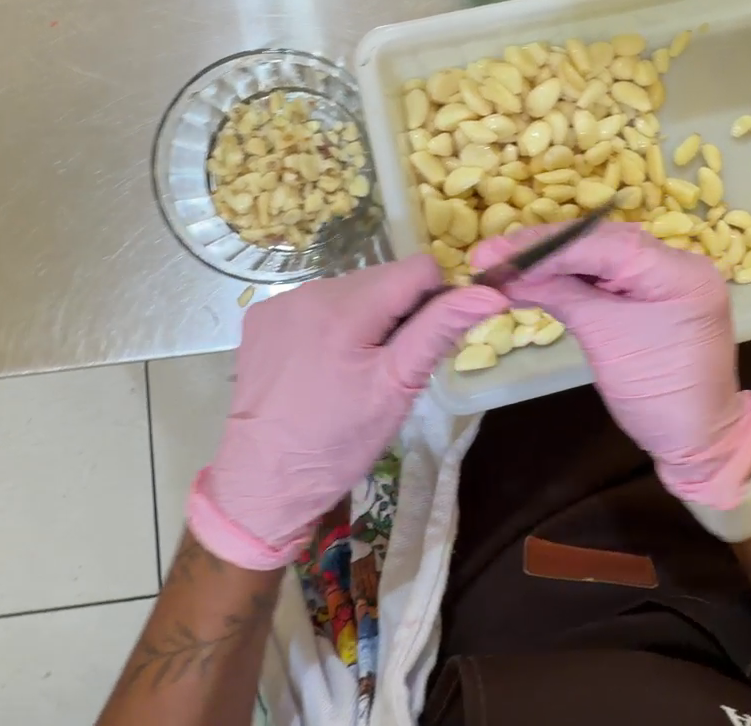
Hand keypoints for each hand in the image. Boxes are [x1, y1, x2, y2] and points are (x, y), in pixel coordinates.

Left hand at [186, 255, 508, 569]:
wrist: (262, 482)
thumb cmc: (339, 442)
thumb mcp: (398, 387)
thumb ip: (440, 330)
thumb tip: (489, 293)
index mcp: (347, 307)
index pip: (417, 267)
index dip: (435, 297)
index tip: (425, 339)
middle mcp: (310, 290)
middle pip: (382, 277)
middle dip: (397, 311)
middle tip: (389, 364)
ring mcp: (280, 302)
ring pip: (350, 289)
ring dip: (365, 316)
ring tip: (353, 366)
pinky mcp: (261, 316)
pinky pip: (315, 303)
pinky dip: (330, 323)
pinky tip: (321, 362)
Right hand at [470, 221, 750, 507]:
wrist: (699, 443)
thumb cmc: (657, 395)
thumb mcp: (604, 339)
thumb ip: (559, 295)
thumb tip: (505, 274)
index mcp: (677, 271)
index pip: (602, 243)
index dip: (545, 246)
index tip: (495, 252)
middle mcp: (676, 262)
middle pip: (600, 242)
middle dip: (544, 249)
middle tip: (491, 254)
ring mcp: (666, 277)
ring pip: (600, 256)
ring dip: (552, 261)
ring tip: (504, 263)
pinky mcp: (652, 294)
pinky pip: (607, 276)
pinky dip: (570, 278)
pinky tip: (535, 277)